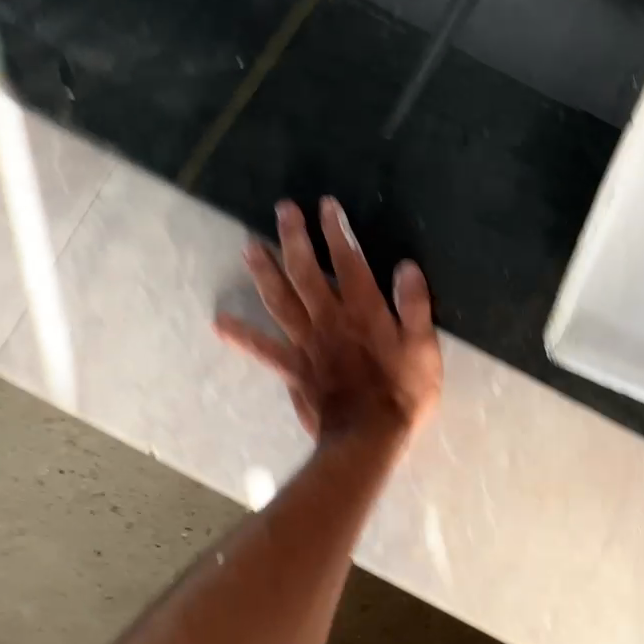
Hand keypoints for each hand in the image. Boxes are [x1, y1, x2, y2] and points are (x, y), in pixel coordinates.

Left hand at [215, 197, 442, 455]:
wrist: (369, 437)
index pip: (350, 262)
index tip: (326, 205)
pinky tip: (220, 322)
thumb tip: (405, 267)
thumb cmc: (404, 391)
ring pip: (281, 301)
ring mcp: (307, 344)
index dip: (338, 232)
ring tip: (249, 247)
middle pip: (307, 273)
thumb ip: (414, 306)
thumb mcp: (424, 347)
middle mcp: (330, 320)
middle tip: (282, 210)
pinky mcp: (294, 370)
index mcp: (365, 311)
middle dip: (295, 239)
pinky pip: (264, 350)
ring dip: (264, 272)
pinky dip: (242, 335)